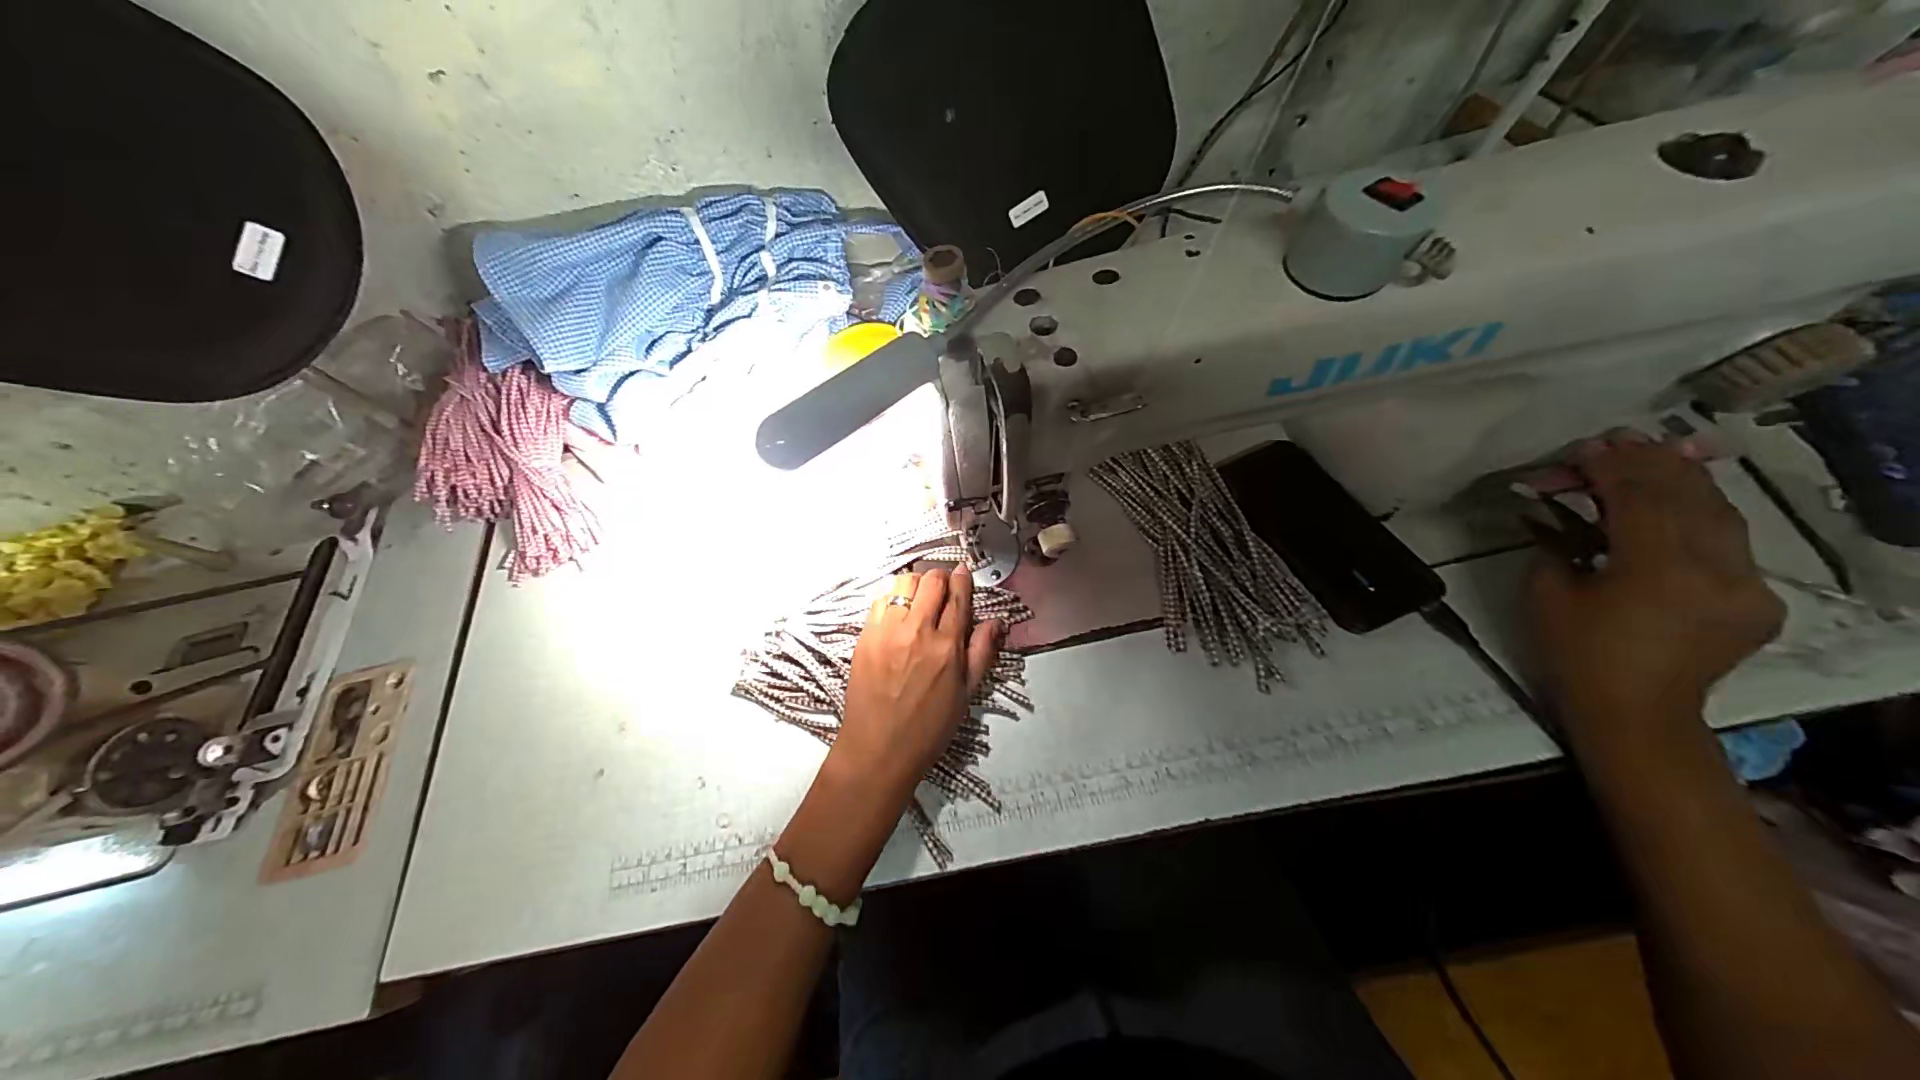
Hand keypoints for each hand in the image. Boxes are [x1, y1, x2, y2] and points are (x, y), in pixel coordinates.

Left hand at [834, 566, 1002, 799]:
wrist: (880, 749)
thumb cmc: (927, 728)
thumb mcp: (966, 693)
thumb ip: (981, 652)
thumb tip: (996, 623)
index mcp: (947, 646)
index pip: (958, 596)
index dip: (962, 579)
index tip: (962, 573)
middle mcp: (918, 632)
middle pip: (931, 581)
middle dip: (940, 577)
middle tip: (942, 586)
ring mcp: (887, 632)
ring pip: (902, 583)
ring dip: (915, 583)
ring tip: (918, 597)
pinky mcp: (865, 637)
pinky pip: (878, 600)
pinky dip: (890, 597)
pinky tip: (896, 611)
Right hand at [1529, 439, 1784, 736]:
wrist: (1638, 712)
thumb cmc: (1579, 655)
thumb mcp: (1547, 595)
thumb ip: (1560, 548)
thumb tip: (1568, 519)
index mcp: (1658, 570)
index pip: (1639, 498)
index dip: (1610, 468)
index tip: (1584, 450)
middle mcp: (1716, 570)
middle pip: (1687, 497)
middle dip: (1649, 464)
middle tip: (1616, 441)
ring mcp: (1748, 585)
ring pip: (1720, 514)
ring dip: (1682, 481)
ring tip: (1651, 457)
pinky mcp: (1759, 598)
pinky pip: (1730, 543)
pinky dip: (1702, 515)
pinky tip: (1679, 501)